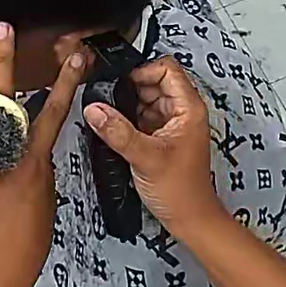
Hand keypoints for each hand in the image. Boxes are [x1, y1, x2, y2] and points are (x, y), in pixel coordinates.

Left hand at [0, 24, 86, 286]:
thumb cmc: (26, 244)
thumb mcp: (45, 200)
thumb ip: (39, 166)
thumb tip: (31, 144)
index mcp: (31, 161)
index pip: (54, 111)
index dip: (66, 81)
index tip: (75, 56)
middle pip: (3, 99)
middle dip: (3, 61)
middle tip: (2, 30)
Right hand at [81, 57, 226, 233]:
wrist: (189, 217)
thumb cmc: (181, 190)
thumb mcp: (145, 157)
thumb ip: (118, 132)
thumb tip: (95, 110)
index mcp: (189, 108)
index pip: (168, 68)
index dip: (143, 71)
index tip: (122, 84)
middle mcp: (183, 111)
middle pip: (154, 82)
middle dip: (131, 90)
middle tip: (110, 102)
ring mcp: (172, 123)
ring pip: (146, 99)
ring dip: (129, 106)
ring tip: (113, 119)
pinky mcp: (161, 136)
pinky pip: (143, 117)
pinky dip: (129, 120)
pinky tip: (118, 131)